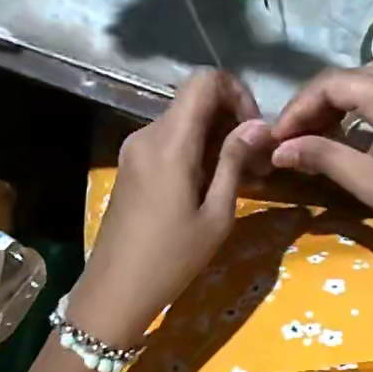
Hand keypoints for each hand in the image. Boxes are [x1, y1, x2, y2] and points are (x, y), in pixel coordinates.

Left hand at [70, 72, 272, 344]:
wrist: (115, 290)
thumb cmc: (172, 258)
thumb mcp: (216, 215)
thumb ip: (235, 162)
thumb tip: (258, 127)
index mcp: (169, 142)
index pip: (204, 81)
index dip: (237, 93)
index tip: (254, 129)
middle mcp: (148, 135)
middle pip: (195, 102)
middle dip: (231, 121)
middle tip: (256, 161)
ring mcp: (135, 149)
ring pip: (184, 123)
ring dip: (216, 139)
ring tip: (241, 178)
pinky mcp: (132, 166)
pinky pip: (169, 143)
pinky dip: (196, 152)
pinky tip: (212, 185)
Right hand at [270, 51, 372, 267]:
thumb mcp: (370, 182)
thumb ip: (322, 157)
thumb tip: (278, 150)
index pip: (332, 84)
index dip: (298, 109)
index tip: (276, 138)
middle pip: (349, 75)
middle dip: (315, 104)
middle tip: (292, 138)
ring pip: (370, 72)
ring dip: (341, 96)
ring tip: (320, 128)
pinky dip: (367, 93)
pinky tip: (355, 121)